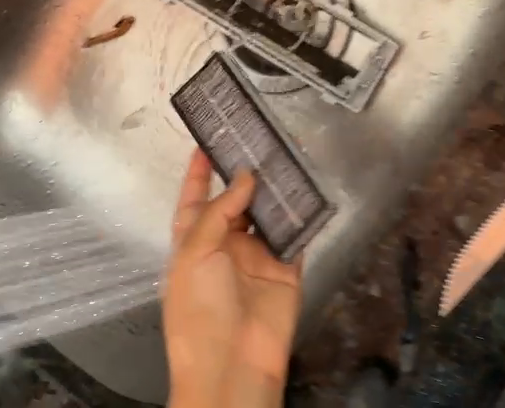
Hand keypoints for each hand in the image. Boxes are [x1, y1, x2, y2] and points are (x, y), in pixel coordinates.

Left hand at [163, 153, 301, 407]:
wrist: (233, 364)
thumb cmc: (200, 311)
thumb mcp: (195, 256)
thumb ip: (220, 211)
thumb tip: (246, 176)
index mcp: (194, 245)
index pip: (194, 200)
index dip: (199, 172)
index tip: (207, 141)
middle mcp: (225, 246)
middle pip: (237, 201)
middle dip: (248, 172)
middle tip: (263, 139)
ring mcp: (257, 256)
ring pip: (269, 212)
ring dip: (278, 188)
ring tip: (290, 156)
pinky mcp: (286, 266)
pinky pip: (297, 234)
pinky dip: (304, 214)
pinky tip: (311, 189)